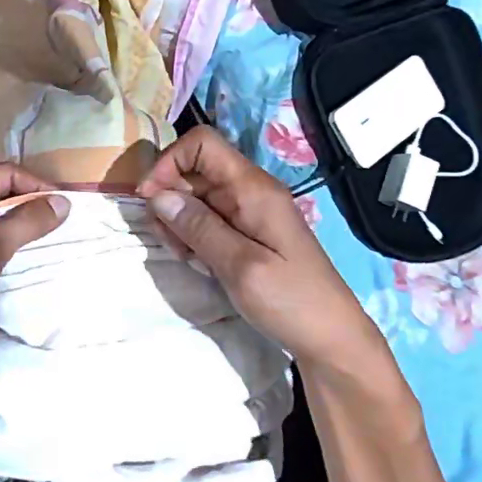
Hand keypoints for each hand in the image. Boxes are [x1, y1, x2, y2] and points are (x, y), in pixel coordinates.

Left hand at [0, 163, 68, 353]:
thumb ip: (30, 219)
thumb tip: (63, 201)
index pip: (4, 173)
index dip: (38, 185)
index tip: (69, 206)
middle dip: (30, 202)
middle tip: (63, 220)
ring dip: (20, 221)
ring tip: (49, 235)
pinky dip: (6, 238)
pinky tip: (23, 251)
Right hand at [137, 126, 377, 365]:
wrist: (331, 338)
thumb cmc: (291, 301)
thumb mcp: (241, 266)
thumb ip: (199, 228)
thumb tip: (158, 195)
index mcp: (253, 188)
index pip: (201, 143)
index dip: (169, 162)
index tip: (151, 200)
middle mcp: (249, 191)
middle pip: (192, 171)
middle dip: (169, 200)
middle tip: (173, 243)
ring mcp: (247, 212)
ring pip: (193, 197)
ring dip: (178, 222)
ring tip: (188, 257)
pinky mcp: (245, 232)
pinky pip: (205, 220)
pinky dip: (192, 237)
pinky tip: (201, 264)